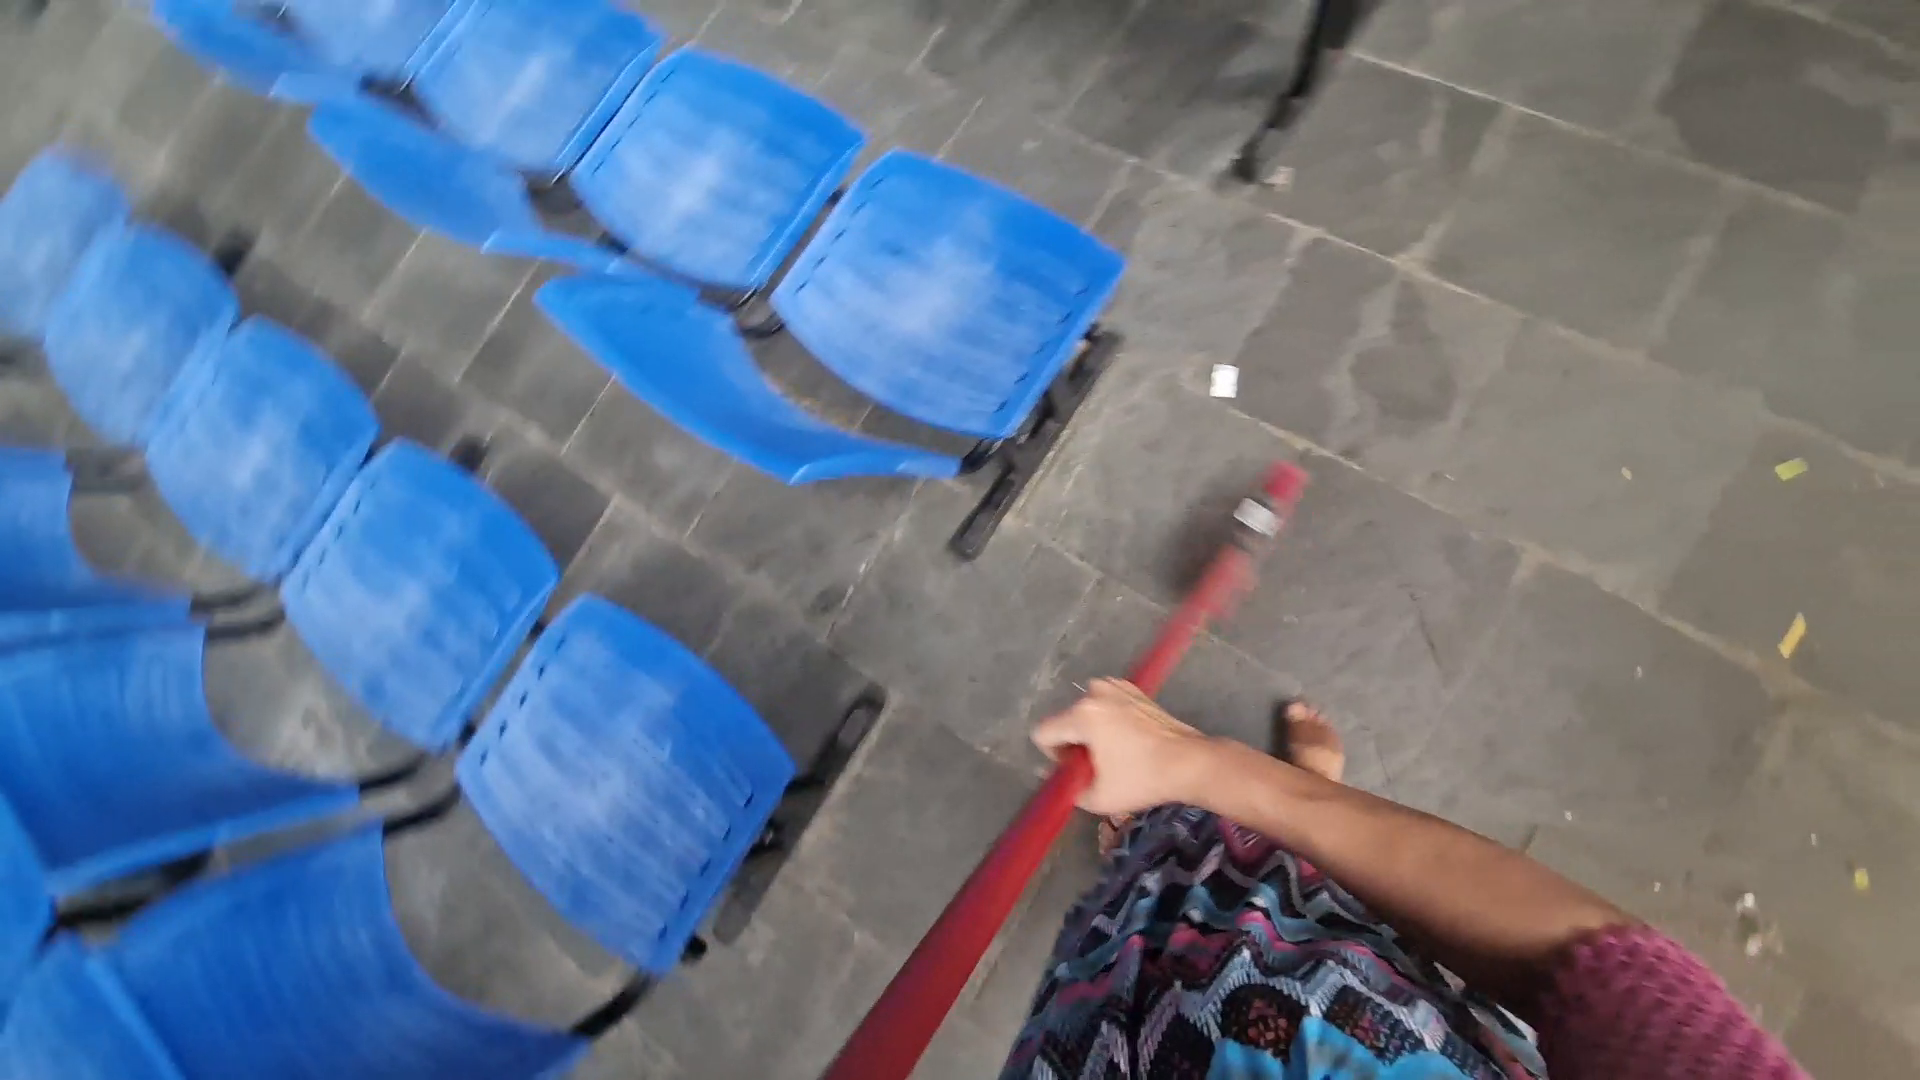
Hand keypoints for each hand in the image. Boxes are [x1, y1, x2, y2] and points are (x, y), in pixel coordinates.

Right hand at [1031, 679, 1213, 816]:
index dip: (1054, 756)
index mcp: (1082, 715)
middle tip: (1099, 766)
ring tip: (1117, 752)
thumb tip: (1062, 778)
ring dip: (1092, 731)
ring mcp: (1115, 686)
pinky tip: (1129, 740)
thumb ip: (1069, 789)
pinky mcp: (1132, 688)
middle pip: (1066, 721)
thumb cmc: (1143, 779)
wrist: (1190, 762)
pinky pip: (1105, 705)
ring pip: (1085, 713)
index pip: (1044, 733)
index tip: (1077, 770)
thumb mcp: (1098, 798)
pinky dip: (1109, 720)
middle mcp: (1094, 692)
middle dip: (1075, 743)